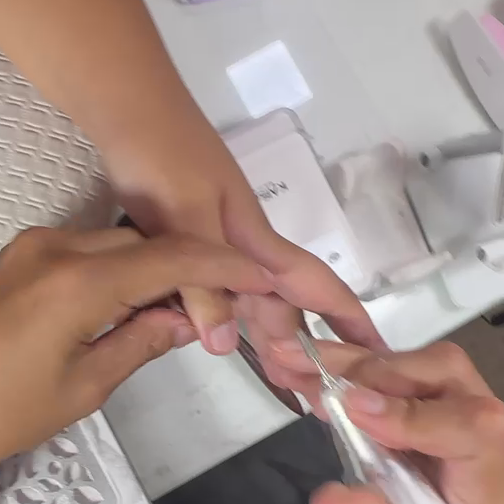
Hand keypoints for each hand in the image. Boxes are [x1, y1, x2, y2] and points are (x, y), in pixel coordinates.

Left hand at [0, 227, 271, 477]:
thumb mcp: (85, 387)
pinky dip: (115, 270)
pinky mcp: (15, 257)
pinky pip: (82, 252)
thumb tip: (189, 319)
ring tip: (176, 311)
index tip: (263, 276)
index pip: (171, 256)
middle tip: (219, 307)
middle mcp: (55, 245)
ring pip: (114, 244)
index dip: (223, 265)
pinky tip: (128, 304)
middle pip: (144, 243)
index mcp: (77, 281)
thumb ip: (142, 341)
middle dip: (189, 267)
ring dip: (150, 268)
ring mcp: (31, 246)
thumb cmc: (2, 416)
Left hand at [105, 139, 385, 374]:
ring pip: (246, 294)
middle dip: (301, 344)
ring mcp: (214, 236)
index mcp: (251, 239)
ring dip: (263, 333)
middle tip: (313, 395)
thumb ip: (202, 280)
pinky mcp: (186, 233)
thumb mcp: (184, 219)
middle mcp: (241, 241)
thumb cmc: (160, 156)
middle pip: (279, 300)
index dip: (345, 318)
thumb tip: (226, 344)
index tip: (376, 354)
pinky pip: (214, 283)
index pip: (310, 284)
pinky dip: (221, 310)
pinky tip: (215, 328)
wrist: (126, 108)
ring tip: (278, 377)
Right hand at [269, 339, 503, 503]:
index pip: (477, 432)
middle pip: (452, 379)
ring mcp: (471, 419)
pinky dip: (353, 362)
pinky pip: (405, 367)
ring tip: (292, 360)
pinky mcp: (442, 404)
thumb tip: (340, 497)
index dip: (413, 413)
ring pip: (425, 363)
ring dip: (356, 360)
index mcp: (494, 499)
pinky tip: (309, 365)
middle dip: (378, 373)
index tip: (353, 410)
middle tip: (317, 384)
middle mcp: (495, 449)